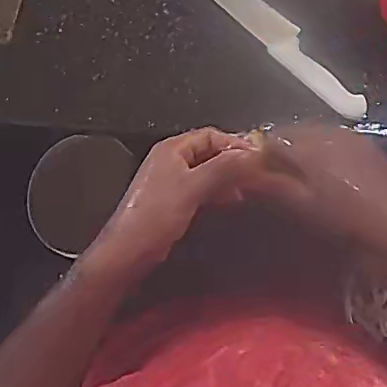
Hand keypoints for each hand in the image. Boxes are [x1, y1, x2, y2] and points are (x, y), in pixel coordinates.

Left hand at [82, 128, 264, 274]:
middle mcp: (171, 160)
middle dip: (233, 160)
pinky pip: (202, 188)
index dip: (235, 143)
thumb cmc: (153, 216)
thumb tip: (249, 154)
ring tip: (249, 187)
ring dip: (228, 177)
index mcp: (172, 149)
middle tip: (256, 172)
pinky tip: (230, 200)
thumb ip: (222, 168)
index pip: (211, 135)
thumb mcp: (192, 187)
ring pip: (208, 170)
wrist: (129, 252)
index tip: (257, 157)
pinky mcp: (174, 200)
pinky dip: (218, 191)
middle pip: (210, 151)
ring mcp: (172, 180)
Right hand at [249, 125, 386, 263]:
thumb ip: (271, 185)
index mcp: (308, 145)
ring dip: (298, 149)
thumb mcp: (303, 205)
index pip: (270, 139)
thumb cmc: (347, 218)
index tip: (250, 169)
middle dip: (277, 149)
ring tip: (296, 176)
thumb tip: (242, 173)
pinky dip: (319, 150)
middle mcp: (326, 131)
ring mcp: (347, 135)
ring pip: (310, 134)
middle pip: (290, 133)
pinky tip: (323, 173)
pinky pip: (330, 139)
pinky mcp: (363, 144)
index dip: (257, 153)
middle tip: (270, 175)